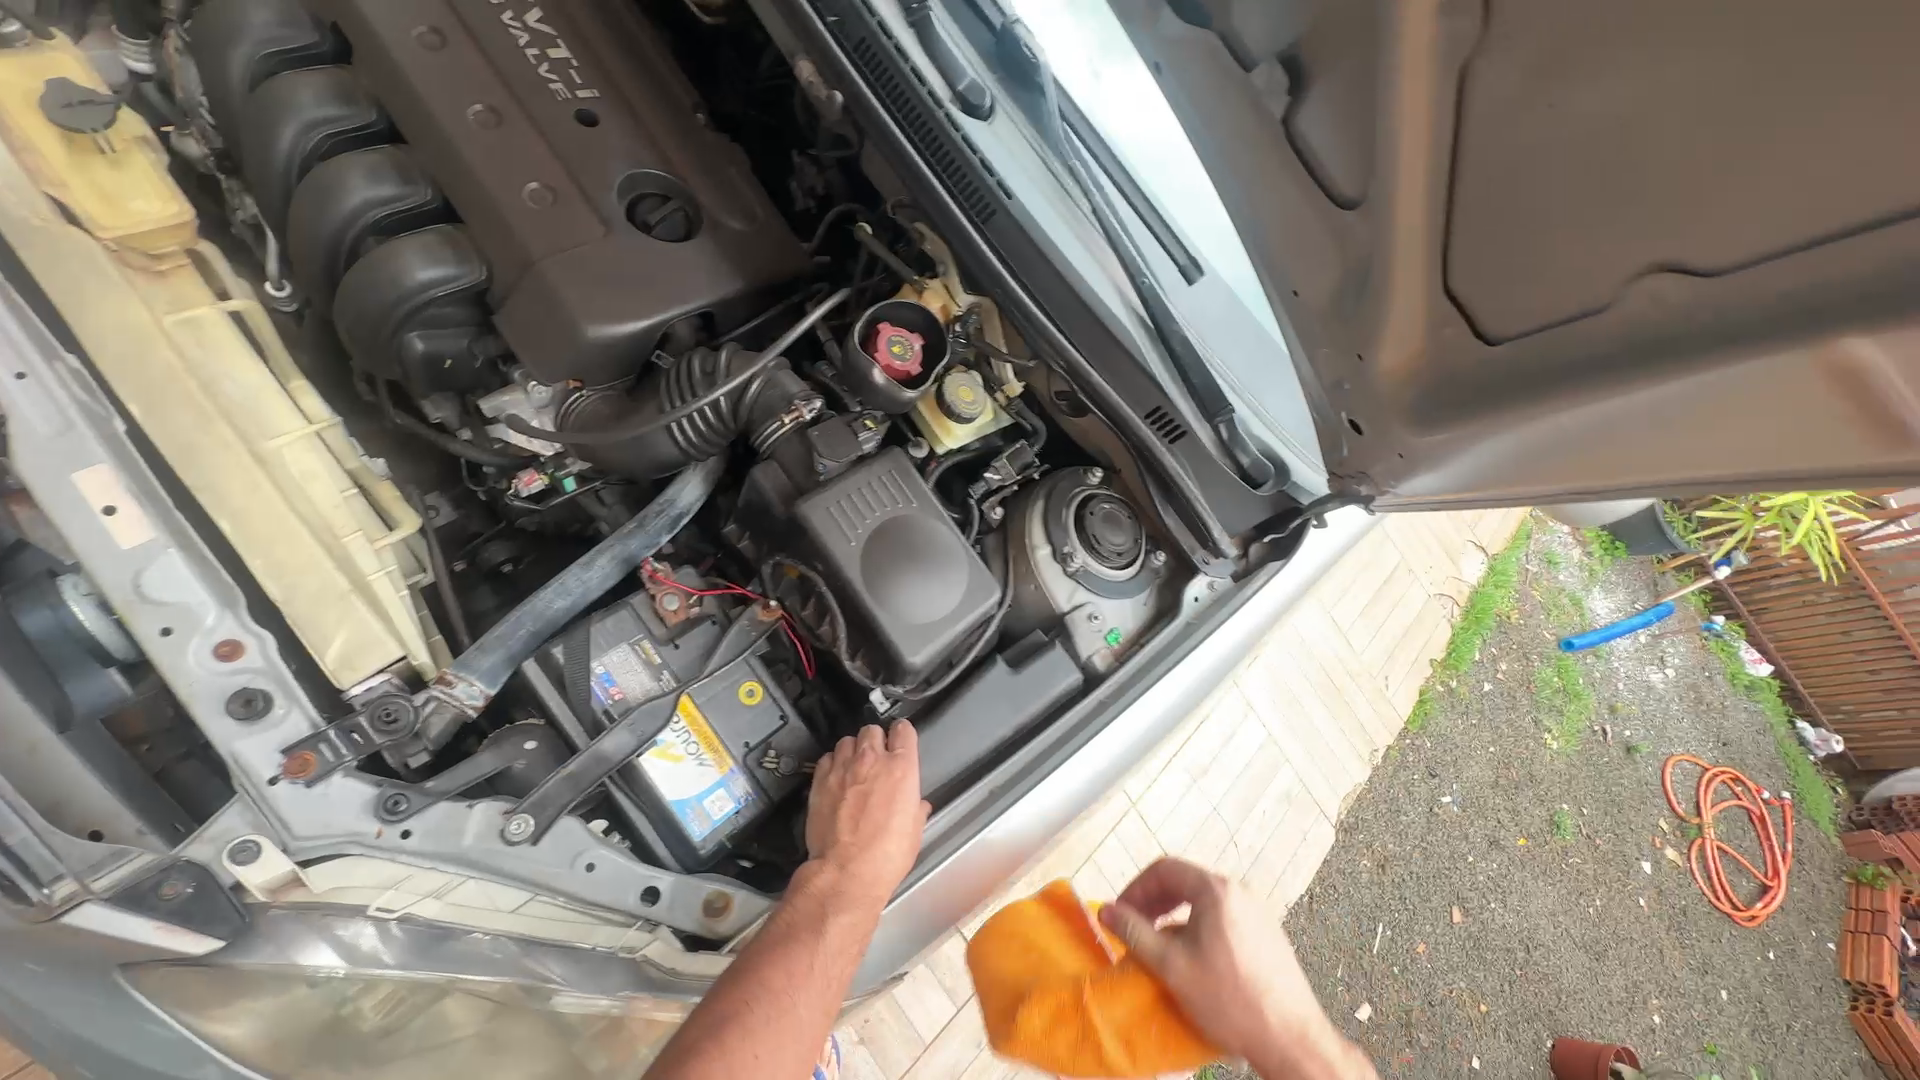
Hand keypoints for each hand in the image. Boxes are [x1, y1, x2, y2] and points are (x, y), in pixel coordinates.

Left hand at [804, 721, 930, 909]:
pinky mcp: (820, 781)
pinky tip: (836, 779)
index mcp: (901, 768)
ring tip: (854, 767)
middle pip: (872, 729)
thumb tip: (917, 806)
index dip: (902, 733)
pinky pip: (826, 759)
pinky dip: (832, 765)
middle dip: (875, 740)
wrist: (846, 872)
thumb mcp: (914, 832)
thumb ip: (915, 809)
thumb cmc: (885, 856)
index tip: (901, 739)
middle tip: (877, 756)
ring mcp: (843, 769)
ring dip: (852, 750)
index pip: (904, 729)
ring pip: (847, 741)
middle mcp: (871, 760)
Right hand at [1100, 858, 1375, 1079]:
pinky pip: (1222, 916)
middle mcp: (1239, 891)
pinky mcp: (1267, 933)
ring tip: (1158, 943)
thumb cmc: (1228, 999)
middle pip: (1184, 880)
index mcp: (1216, 889)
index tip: (1120, 914)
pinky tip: (1192, 957)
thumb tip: (1105, 910)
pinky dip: (1197, 926)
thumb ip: (1134, 932)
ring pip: (1203, 900)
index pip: (1164, 868)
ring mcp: (1257, 911)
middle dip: (1153, 900)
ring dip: (1173, 914)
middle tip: (1134, 926)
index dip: (1135, 888)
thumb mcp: (1171, 965)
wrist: (1292, 1039)